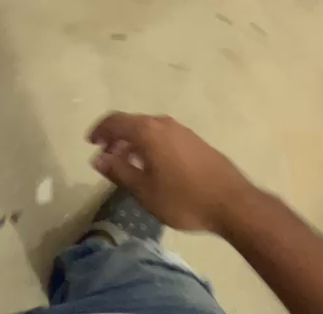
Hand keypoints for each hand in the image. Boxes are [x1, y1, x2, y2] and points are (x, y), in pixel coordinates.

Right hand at [87, 112, 258, 233]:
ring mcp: (180, 130)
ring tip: (127, 164)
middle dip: (115, 137)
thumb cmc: (183, 198)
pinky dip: (149, 145)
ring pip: (148, 129)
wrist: (232, 202)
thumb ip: (118, 171)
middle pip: (131, 123)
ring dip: (133, 142)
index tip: (90, 144)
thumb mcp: (145, 191)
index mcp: (147, 131)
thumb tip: (97, 157)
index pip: (115, 121)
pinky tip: (152, 166)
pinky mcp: (193, 140)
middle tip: (106, 156)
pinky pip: (162, 135)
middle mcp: (162, 123)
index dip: (100, 131)